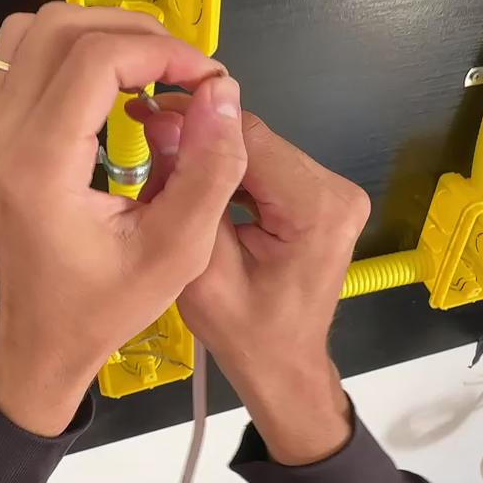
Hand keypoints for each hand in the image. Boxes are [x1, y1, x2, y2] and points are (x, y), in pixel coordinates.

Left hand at [0, 3, 246, 434]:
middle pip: (60, 28)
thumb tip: (223, 92)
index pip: (95, 59)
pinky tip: (110, 81)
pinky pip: (21, 56)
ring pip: (34, 31)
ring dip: (98, 30)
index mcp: (40, 166)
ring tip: (150, 64)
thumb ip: (210, 170)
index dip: (162, 52)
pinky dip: (70, 48)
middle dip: (134, 32)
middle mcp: (0, 137)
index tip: (206, 79)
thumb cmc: (103, 308)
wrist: (40, 339)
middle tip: (183, 68)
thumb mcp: (178, 253)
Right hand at [137, 102, 369, 463]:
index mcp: (317, 209)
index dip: (193, 120)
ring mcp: (334, 190)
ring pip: (258, 148)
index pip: (248, 136)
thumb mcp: (204, 271)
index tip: (145, 113)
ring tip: (168, 167)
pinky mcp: (323, 196)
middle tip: (150, 148)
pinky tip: (199, 184)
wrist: (285, 368)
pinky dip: (231, 171)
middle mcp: (337, 189)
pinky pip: (268, 166)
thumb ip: (190, 193)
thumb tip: (163, 121)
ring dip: (212, 155)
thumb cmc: (246, 335)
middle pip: (255, 139)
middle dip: (200, 140)